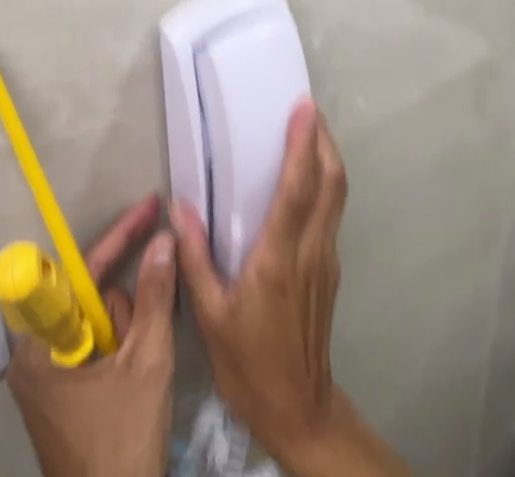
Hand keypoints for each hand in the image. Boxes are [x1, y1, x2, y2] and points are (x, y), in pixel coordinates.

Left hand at [9, 194, 176, 476]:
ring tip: (144, 369)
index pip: (81, 272)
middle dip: (128, 308)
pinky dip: (122, 348)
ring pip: (99, 323)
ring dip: (129, 333)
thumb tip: (164, 240)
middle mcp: (34, 353)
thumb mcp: (148, 361)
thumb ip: (156, 296)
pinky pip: (95, 346)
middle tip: (149, 339)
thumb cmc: (124, 437)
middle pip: (92, 298)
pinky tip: (136, 374)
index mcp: (41, 344)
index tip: (149, 207)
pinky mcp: (59, 391)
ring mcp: (45, 374)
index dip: (119, 237)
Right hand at [173, 102, 405, 475]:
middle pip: (331, 184)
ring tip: (306, 135)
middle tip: (307, 110)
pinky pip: (330, 215)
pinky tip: (301, 185)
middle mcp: (311, 251)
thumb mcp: (210, 317)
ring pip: (336, 198)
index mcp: (279, 259)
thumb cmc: (248, 363)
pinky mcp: (330, 269)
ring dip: (327, 161)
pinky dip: (322, 187)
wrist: (298, 406)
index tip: (303, 109)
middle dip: (324, 141)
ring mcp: (326, 259)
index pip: (298, 190)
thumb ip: (194, 261)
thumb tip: (179, 209)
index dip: (303, 145)